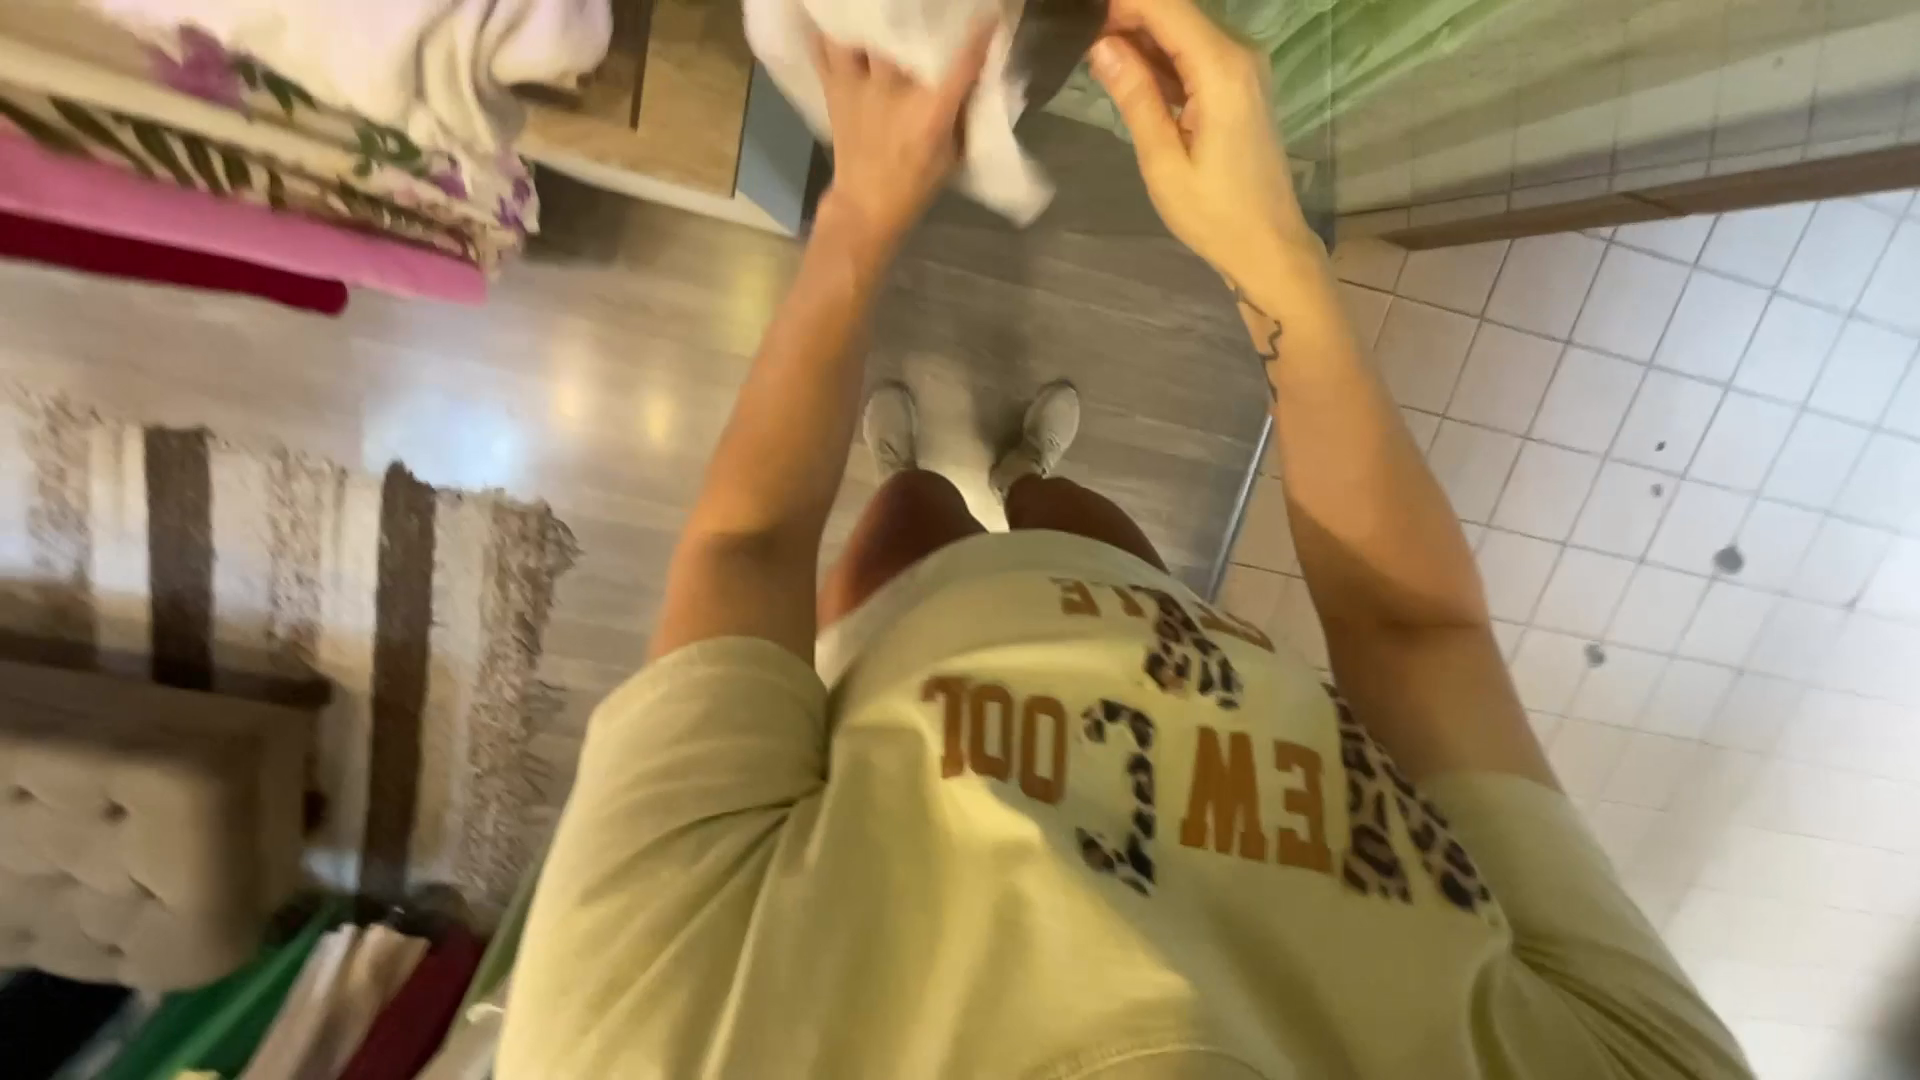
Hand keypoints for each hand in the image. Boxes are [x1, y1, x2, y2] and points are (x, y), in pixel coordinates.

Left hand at [810, 18, 996, 259]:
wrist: (865, 207)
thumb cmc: (914, 186)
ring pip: (860, 31)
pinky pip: (824, 47)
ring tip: (871, 11)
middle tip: (922, 9)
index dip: (980, 32)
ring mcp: (861, 85)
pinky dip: (825, 30)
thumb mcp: (952, 156)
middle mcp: (896, 90)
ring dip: (866, 17)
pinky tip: (831, 18)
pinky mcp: (836, 88)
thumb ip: (961, 115)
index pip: (963, 60)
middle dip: (915, 14)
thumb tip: (974, 79)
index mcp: (932, 110)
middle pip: (905, 32)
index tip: (989, 14)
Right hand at [1087, 0, 1312, 282]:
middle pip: (1177, 9)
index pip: (1167, 5)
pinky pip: (1196, 53)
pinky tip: (1129, 73)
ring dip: (1141, 35)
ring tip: (1095, 56)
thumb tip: (1102, 46)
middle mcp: (1240, 52)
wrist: (1266, 242)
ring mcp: (1244, 66)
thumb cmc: (1212, 214)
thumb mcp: (1163, 162)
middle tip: (1080, 41)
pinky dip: (1161, 56)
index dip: (1122, 4)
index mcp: (1221, 69)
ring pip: (1185, 29)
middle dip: (1128, 16)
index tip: (1080, 18)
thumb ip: (1135, 98)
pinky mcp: (1240, 84)